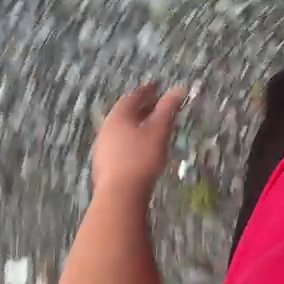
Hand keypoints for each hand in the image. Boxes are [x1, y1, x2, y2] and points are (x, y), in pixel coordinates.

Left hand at [91, 83, 186, 200]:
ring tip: (153, 127)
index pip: (132, 97)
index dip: (146, 91)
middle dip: (142, 108)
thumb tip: (180, 88)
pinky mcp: (104, 166)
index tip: (157, 86)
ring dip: (137, 125)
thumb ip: (168, 108)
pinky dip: (132, 140)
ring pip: (122, 130)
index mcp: (118, 117)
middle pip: (125, 113)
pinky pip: (120, 145)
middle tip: (158, 106)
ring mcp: (103, 149)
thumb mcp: (159, 130)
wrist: (120, 196)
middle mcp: (106, 130)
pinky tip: (142, 148)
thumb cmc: (141, 158)